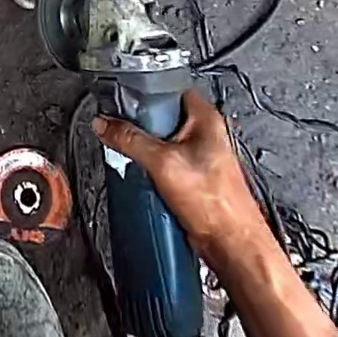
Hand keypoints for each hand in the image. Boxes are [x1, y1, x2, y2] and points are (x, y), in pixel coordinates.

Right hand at [94, 89, 261, 257]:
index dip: (144, 91)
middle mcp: (203, 134)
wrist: (232, 247)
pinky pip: (162, 162)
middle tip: (124, 130)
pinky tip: (141, 174)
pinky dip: (149, 166)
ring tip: (131, 155)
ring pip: (159, 140)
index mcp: (205, 118)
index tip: (122, 98)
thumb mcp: (163, 162)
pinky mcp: (190, 177)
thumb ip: (130, 139)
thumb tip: (105, 124)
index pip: (168, 88)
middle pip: (160, 115)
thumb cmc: (218, 205)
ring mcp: (196, 156)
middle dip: (140, 124)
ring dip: (143, 148)